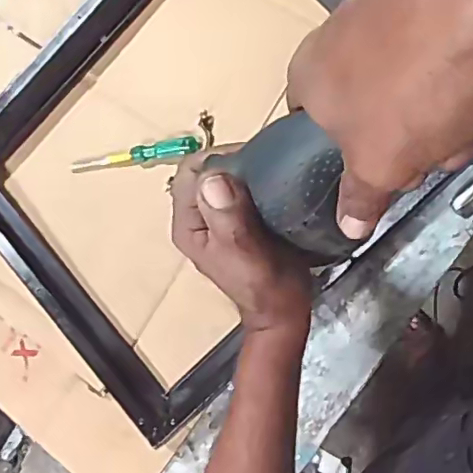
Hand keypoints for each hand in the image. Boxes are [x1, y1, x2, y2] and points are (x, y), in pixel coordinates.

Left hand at [170, 153, 310, 334]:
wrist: (283, 313)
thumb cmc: (266, 288)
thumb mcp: (246, 253)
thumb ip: (228, 218)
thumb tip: (214, 179)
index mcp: (189, 226)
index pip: (191, 172)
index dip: (218, 160)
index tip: (251, 161)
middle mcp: (197, 219)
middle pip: (205, 171)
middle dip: (233, 162)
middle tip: (266, 165)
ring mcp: (217, 220)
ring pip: (223, 178)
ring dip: (246, 171)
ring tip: (272, 172)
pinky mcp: (237, 221)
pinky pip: (240, 190)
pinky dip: (255, 183)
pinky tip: (274, 185)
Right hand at [287, 0, 472, 240]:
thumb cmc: (412, 90)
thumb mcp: (381, 164)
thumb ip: (361, 197)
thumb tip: (348, 227)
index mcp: (310, 76)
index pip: (311, 128)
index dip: (347, 159)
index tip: (381, 173)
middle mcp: (343, 38)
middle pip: (377, 115)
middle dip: (415, 144)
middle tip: (438, 154)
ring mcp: (393, 15)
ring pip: (421, 93)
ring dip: (452, 122)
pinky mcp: (442, 0)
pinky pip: (451, 60)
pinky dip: (472, 82)